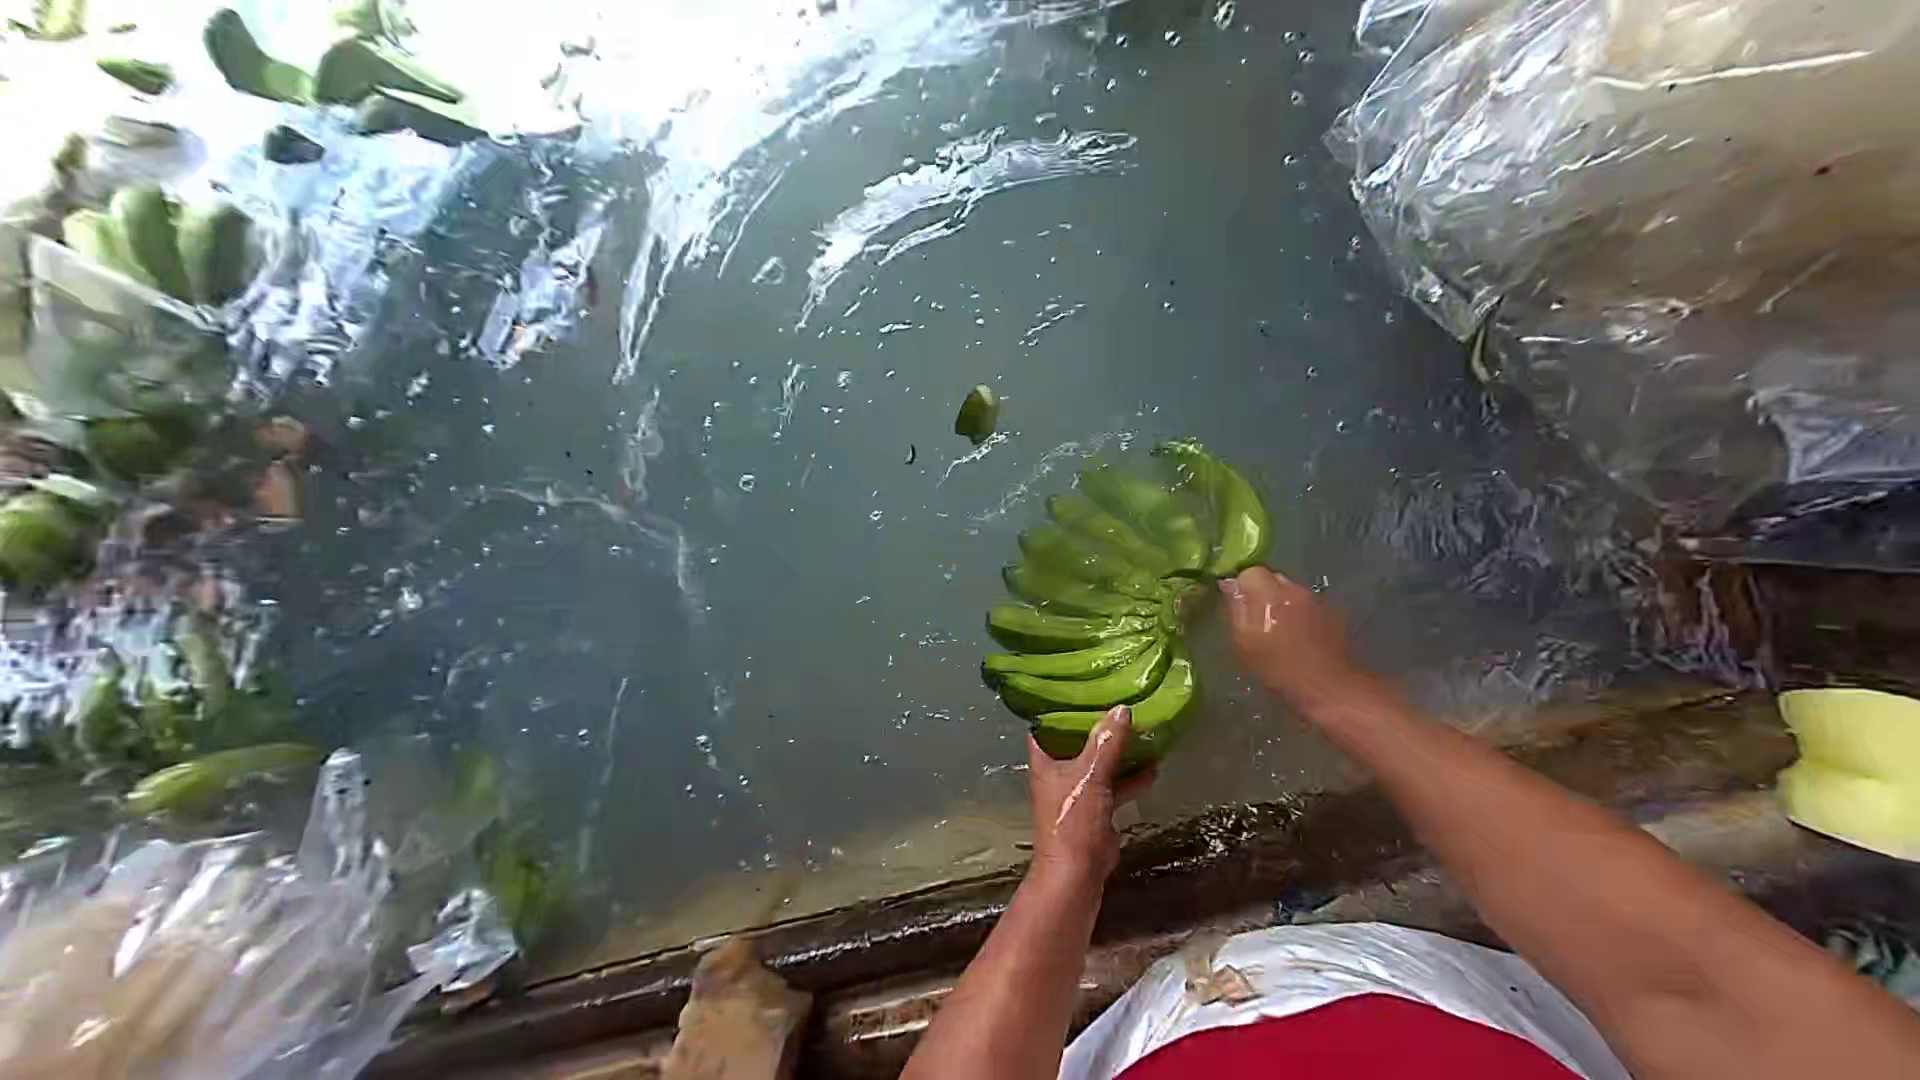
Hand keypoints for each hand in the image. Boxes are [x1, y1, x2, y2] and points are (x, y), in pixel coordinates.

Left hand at [1025, 705, 1153, 886]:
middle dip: (1095, 725)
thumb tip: (1122, 709)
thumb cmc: (1072, 820)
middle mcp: (1057, 771)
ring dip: (1116, 750)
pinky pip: (1112, 784)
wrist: (1077, 873)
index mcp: (1044, 759)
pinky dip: (1129, 776)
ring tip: (1141, 730)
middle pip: (1075, 740)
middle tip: (1117, 703)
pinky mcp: (1094, 808)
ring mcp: (1076, 790)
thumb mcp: (1091, 775)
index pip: (1045, 722)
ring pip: (1097, 762)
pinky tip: (1152, 767)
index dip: (1058, 704)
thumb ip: (1107, 743)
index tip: (1079, 686)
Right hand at [1220, 566, 1368, 710]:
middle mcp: (1295, 589)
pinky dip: (1298, 614)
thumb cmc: (1278, 668)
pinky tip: (1297, 636)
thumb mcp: (1244, 641)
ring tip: (1276, 629)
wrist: (1328, 689)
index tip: (1236, 606)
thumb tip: (1229, 583)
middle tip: (1254, 619)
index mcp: (1269, 593)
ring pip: (1290, 592)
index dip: (1240, 586)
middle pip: (1272, 578)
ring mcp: (1316, 600)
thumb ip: (1235, 607)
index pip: (1249, 571)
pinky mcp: (1332, 614)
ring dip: (1280, 603)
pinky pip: (1306, 605)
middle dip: (1260, 593)